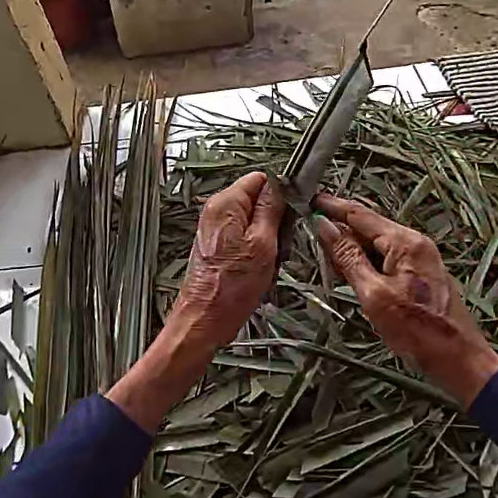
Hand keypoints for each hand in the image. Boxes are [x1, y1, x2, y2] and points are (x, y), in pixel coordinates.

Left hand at [167, 171, 284, 351]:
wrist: (205, 319)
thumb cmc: (228, 289)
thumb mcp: (264, 244)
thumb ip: (273, 209)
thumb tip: (282, 184)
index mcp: (225, 204)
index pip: (261, 178)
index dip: (282, 194)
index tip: (291, 212)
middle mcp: (216, 211)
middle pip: (258, 199)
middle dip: (275, 219)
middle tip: (279, 243)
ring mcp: (216, 228)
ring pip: (254, 220)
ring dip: (268, 237)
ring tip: (268, 259)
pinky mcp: (218, 245)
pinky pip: (246, 237)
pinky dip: (258, 249)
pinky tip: (259, 266)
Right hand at [312, 194, 497, 405]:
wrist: (458, 360)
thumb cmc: (418, 331)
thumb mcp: (373, 294)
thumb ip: (348, 258)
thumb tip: (325, 228)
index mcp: (406, 242)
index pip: (360, 214)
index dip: (332, 207)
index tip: (310, 201)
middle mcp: (416, 243)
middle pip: (369, 227)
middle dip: (340, 230)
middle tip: (313, 237)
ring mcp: (420, 258)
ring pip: (376, 244)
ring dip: (352, 249)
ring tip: (329, 263)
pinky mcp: (420, 273)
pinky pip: (387, 258)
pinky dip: (366, 262)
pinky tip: (352, 276)